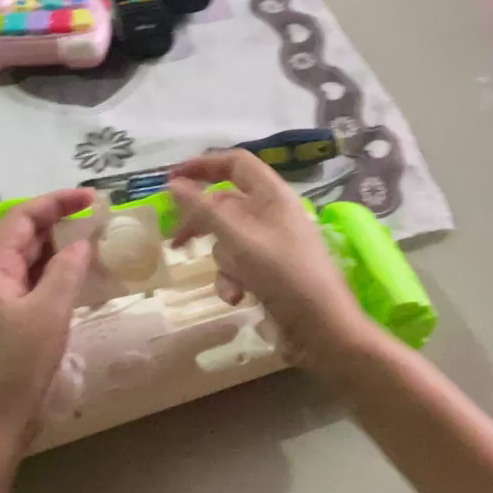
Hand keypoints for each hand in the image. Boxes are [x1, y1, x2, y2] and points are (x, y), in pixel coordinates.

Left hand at [0, 189, 93, 453]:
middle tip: (97, 220)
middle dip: (58, 223)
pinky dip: (51, 274)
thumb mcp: (48, 313)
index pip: (21, 218)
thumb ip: (66, 271)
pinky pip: (27, 284)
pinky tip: (76, 280)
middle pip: (20, 236)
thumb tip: (81, 242)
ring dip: (56, 249)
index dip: (56, 202)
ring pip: (25, 261)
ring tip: (92, 244)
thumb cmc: (18, 366)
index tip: (93, 198)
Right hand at [169, 151, 373, 364]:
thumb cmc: (285, 276)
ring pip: (227, 241)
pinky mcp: (268, 272)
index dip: (203, 166)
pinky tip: (237, 298)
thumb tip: (174, 184)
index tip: (170, 179)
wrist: (322, 328)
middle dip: (203, 227)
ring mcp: (270, 244)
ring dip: (223, 264)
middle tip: (176, 241)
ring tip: (232, 284)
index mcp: (273, 196)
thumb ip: (205, 211)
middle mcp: (272, 215)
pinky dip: (232, 281)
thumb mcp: (240, 241)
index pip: (236, 164)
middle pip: (225, 205)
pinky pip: (238, 267)